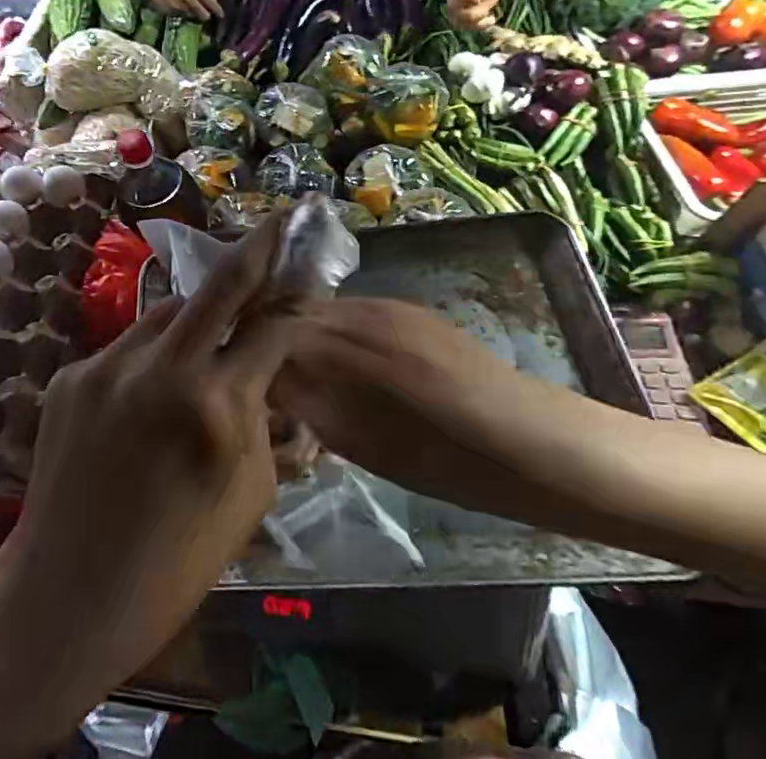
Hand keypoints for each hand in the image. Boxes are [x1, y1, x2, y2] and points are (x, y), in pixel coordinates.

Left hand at [0, 216, 299, 758]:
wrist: (65, 596)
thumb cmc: (175, 562)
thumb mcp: (250, 497)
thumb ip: (262, 423)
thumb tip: (265, 378)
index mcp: (217, 409)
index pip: (272, 330)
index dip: (295, 304)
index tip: (306, 284)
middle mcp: (162, 370)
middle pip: (219, 285)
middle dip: (255, 251)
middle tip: (274, 226)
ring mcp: (107, 367)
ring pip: (167, 314)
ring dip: (196, 318)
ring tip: (207, 337)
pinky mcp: (70, 377)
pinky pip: (126, 349)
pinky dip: (151, 358)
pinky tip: (151, 391)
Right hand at [141, 0, 221, 20]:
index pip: (211, 3)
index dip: (217, 10)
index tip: (221, 14)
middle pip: (202, 14)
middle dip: (205, 14)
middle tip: (206, 13)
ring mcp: (177, 6)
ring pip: (190, 15)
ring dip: (192, 12)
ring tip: (188, 5)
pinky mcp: (168, 10)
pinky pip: (179, 14)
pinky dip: (181, 10)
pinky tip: (177, 2)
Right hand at [270, 297, 584, 517]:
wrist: (530, 442)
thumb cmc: (447, 458)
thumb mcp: (365, 441)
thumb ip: (312, 403)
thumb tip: (268, 383)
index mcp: (354, 344)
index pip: (278, 327)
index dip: (251, 347)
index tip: (236, 373)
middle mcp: (370, 311)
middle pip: (299, 310)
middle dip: (272, 337)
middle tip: (259, 373)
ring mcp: (395, 307)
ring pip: (327, 311)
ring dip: (303, 335)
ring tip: (296, 372)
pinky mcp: (414, 313)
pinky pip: (356, 316)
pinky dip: (334, 336)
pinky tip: (339, 367)